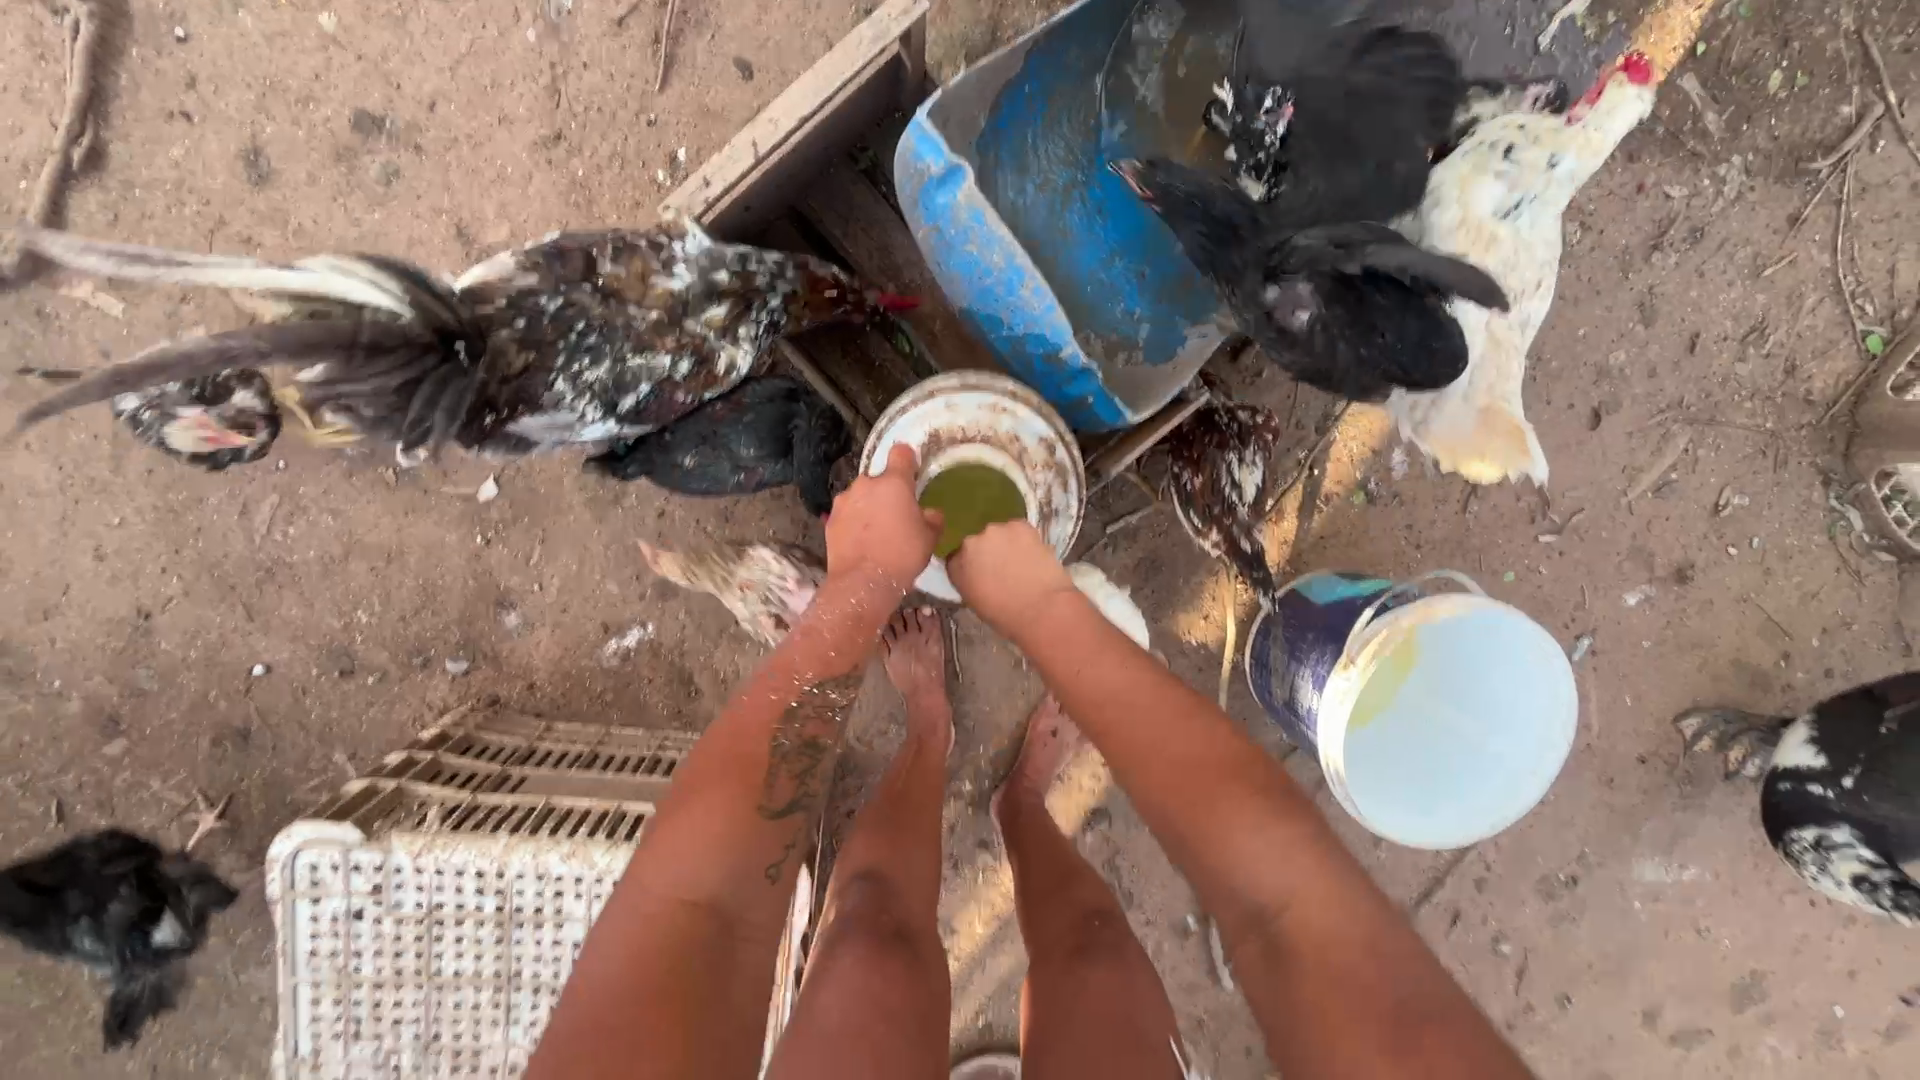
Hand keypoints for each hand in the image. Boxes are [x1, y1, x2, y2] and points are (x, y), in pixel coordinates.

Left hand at [824, 443, 941, 592]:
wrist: (862, 582)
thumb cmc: (902, 555)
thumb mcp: (929, 538)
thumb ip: (932, 519)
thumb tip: (929, 513)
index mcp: (894, 483)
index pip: (900, 453)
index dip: (907, 460)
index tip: (911, 473)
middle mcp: (866, 485)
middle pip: (879, 480)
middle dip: (887, 493)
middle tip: (896, 516)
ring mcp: (844, 501)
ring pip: (861, 497)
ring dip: (868, 507)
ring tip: (876, 532)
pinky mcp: (830, 520)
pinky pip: (847, 514)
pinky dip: (854, 522)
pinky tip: (861, 542)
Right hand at [945, 520, 1076, 633]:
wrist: (1040, 609)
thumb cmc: (1006, 616)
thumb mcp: (975, 603)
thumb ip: (970, 582)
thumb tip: (980, 575)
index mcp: (956, 565)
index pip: (958, 559)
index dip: (972, 565)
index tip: (983, 575)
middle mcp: (971, 542)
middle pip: (978, 542)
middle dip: (989, 552)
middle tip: (1004, 569)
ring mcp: (995, 530)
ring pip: (1000, 534)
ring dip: (1007, 544)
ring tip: (1022, 562)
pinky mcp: (1020, 525)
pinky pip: (1019, 530)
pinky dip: (1025, 540)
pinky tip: (1034, 555)